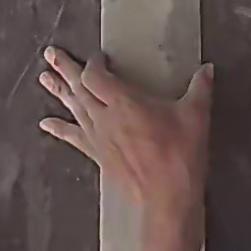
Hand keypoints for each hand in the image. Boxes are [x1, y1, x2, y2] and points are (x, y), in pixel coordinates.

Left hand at [39, 47, 213, 236]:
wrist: (166, 196)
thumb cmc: (180, 153)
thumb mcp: (195, 115)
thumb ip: (200, 88)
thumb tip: (207, 68)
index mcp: (124, 102)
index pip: (97, 76)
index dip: (94, 63)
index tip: (99, 55)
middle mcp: (104, 117)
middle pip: (78, 88)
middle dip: (65, 69)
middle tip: (51, 53)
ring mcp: (98, 137)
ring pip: (73, 108)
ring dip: (58, 91)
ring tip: (43, 77)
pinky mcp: (98, 154)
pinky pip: (73, 137)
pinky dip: (59, 128)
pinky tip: (46, 123)